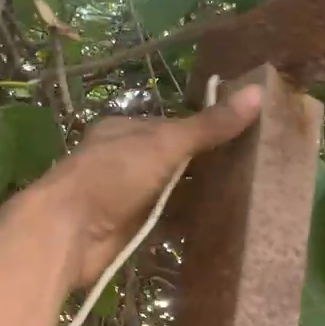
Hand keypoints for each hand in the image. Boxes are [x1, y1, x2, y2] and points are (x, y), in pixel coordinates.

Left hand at [24, 85, 262, 287]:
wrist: (67, 232)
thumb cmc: (111, 177)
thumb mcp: (163, 144)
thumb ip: (208, 127)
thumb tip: (257, 93)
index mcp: (125, 131)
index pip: (173, 126)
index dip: (207, 131)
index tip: (246, 137)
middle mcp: (124, 161)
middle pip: (175, 161)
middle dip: (207, 167)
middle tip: (254, 170)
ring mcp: (127, 197)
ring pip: (172, 193)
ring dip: (200, 197)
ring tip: (246, 197)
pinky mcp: (130, 230)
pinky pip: (166, 223)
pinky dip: (188, 224)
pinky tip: (219, 225)